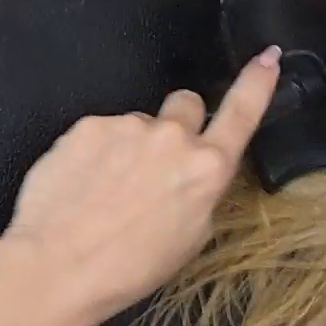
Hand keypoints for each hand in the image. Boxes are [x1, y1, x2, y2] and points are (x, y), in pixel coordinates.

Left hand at [0, 48, 282, 318]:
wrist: (57, 266)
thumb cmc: (128, 268)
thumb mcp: (189, 239)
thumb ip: (198, 191)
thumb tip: (191, 172)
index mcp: (207, 169)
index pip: (241, 113)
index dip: (258, 82)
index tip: (268, 57)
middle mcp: (172, 137)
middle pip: (186, 104)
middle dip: (178, 124)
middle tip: (154, 161)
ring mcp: (127, 125)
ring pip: (138, 124)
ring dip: (129, 145)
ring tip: (105, 189)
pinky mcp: (88, 124)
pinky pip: (101, 130)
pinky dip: (94, 152)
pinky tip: (80, 183)